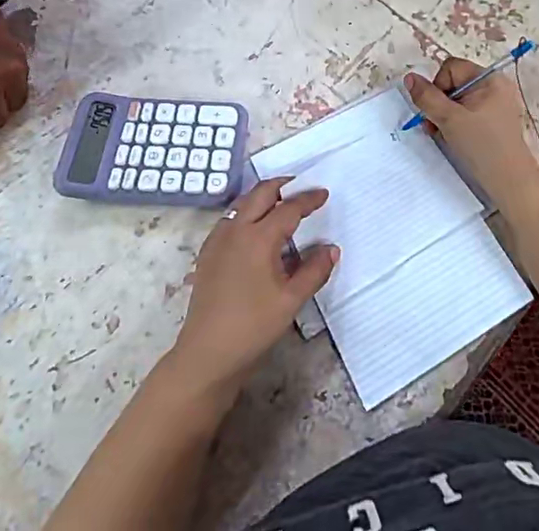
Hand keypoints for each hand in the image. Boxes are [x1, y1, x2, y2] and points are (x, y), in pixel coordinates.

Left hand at [170, 179, 338, 392]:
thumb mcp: (291, 300)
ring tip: (280, 204)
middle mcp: (236, 230)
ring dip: (262, 197)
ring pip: (242, 204)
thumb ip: (314, 270)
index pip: (288, 209)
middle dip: (282, 185)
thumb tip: (331, 249)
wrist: (207, 353)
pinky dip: (246, 213)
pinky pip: (229, 220)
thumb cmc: (253, 326)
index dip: (308, 199)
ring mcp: (218, 240)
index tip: (323, 194)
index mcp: (258, 238)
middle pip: (260, 194)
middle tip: (300, 187)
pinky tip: (254, 230)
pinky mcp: (207, 253)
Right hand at [404, 60, 538, 208]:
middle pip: (453, 83)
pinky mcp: (494, 121)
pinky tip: (453, 139)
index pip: (451, 68)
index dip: (438, 86)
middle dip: (439, 103)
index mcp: (489, 79)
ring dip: (444, 115)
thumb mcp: (449, 119)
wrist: (510, 182)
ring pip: (458, 100)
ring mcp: (496, 105)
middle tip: (435, 125)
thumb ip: (426, 97)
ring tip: (443, 134)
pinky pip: (467, 113)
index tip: (437, 110)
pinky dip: (456, 123)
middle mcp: (495, 87)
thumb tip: (410, 78)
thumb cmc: (482, 146)